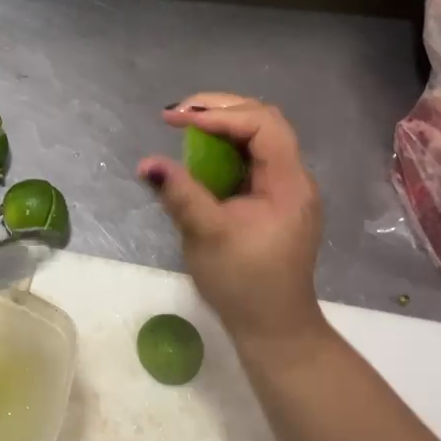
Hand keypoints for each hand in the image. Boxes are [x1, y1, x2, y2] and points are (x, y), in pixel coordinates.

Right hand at [138, 94, 329, 355]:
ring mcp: (284, 188)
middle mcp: (294, 178)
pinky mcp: (272, 199)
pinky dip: (222, 145)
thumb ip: (180, 194)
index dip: (219, 114)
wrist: (274, 330)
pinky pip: (250, 156)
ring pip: (256, 135)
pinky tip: (197, 151)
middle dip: (218, 110)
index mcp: (289, 183)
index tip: (176, 120)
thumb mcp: (206, 236)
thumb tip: (146, 164)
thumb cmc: (244, 284)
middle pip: (262, 121)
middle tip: (176, 114)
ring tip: (182, 125)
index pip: (261, 125)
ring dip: (219, 124)